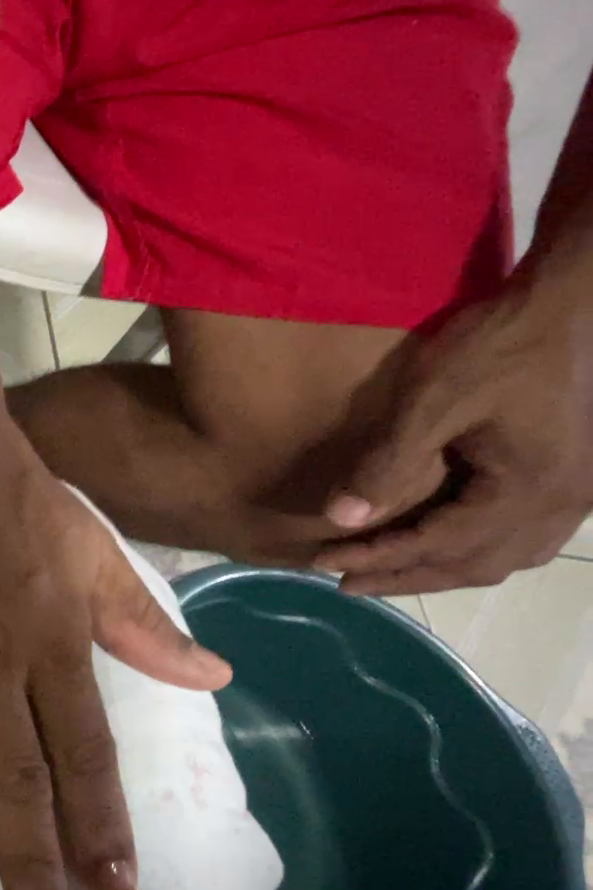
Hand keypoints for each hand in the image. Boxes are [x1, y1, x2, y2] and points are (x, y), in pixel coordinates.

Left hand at [317, 272, 592, 594]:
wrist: (565, 305)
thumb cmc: (494, 350)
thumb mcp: (431, 404)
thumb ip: (388, 464)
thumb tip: (342, 519)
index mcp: (529, 489)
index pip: (439, 545)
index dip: (378, 559)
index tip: (322, 564)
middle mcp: (563, 503)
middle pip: (476, 564)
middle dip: (405, 576)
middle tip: (343, 583)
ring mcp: (573, 492)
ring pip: (503, 556)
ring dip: (439, 569)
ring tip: (379, 573)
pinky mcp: (566, 476)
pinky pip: (520, 535)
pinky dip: (471, 550)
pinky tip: (435, 547)